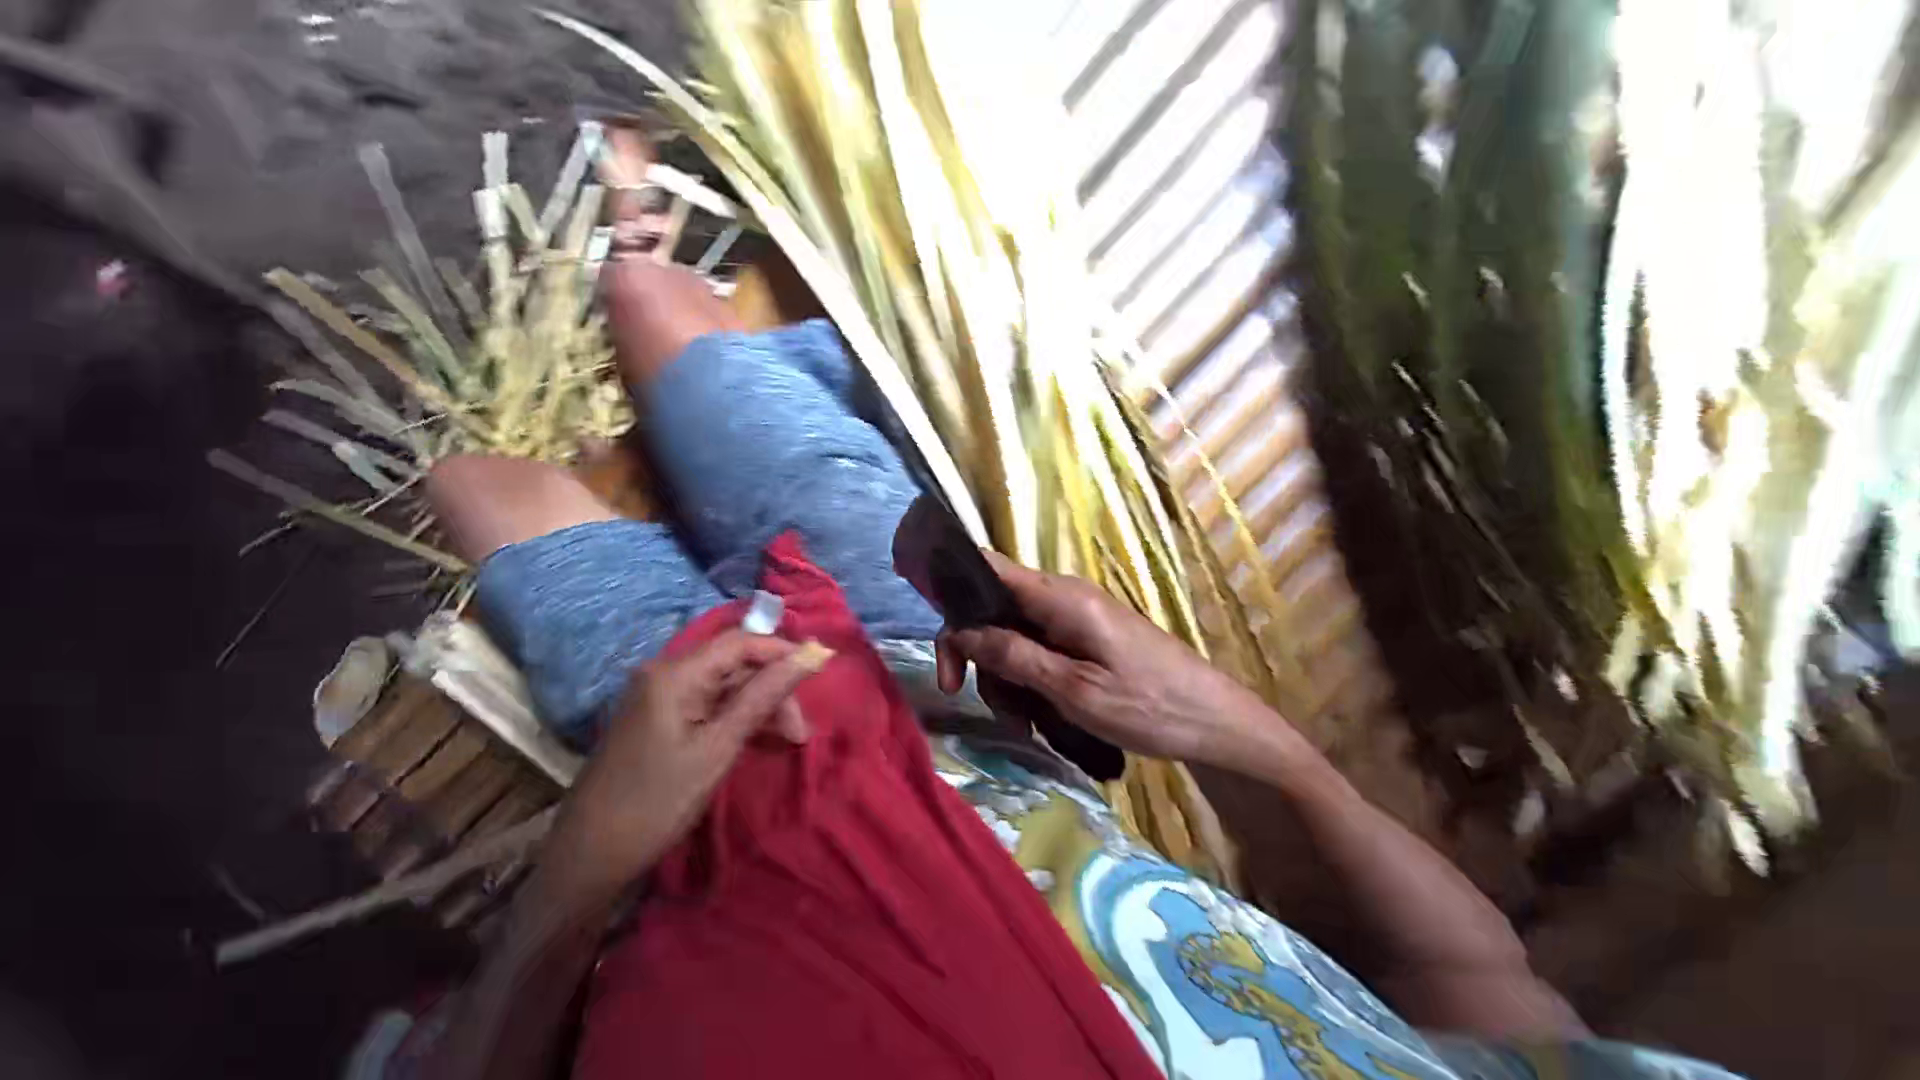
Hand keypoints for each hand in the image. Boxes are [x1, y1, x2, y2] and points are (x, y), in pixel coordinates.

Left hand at [555, 631, 828, 886]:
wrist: (588, 857)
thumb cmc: (658, 802)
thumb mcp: (718, 748)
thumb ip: (765, 696)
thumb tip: (812, 654)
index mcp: (674, 673)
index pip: (741, 642)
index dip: (783, 652)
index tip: (820, 675)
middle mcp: (663, 672)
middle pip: (734, 663)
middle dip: (772, 689)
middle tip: (798, 733)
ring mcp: (657, 695)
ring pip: (723, 684)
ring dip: (758, 706)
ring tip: (785, 741)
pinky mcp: (656, 717)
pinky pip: (706, 702)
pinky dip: (735, 717)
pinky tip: (754, 740)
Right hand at [938, 552, 1303, 771]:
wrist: (1216, 723)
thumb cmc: (1150, 706)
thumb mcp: (1075, 690)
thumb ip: (1015, 657)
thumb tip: (961, 632)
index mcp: (1060, 597)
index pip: (988, 568)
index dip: (952, 588)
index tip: (940, 641)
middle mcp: (1063, 596)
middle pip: (995, 610)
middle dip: (979, 656)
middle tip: (980, 705)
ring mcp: (1075, 617)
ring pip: (1014, 634)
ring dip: (1005, 677)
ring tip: (1023, 724)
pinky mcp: (1085, 638)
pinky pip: (1038, 649)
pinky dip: (1028, 680)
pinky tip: (1038, 716)